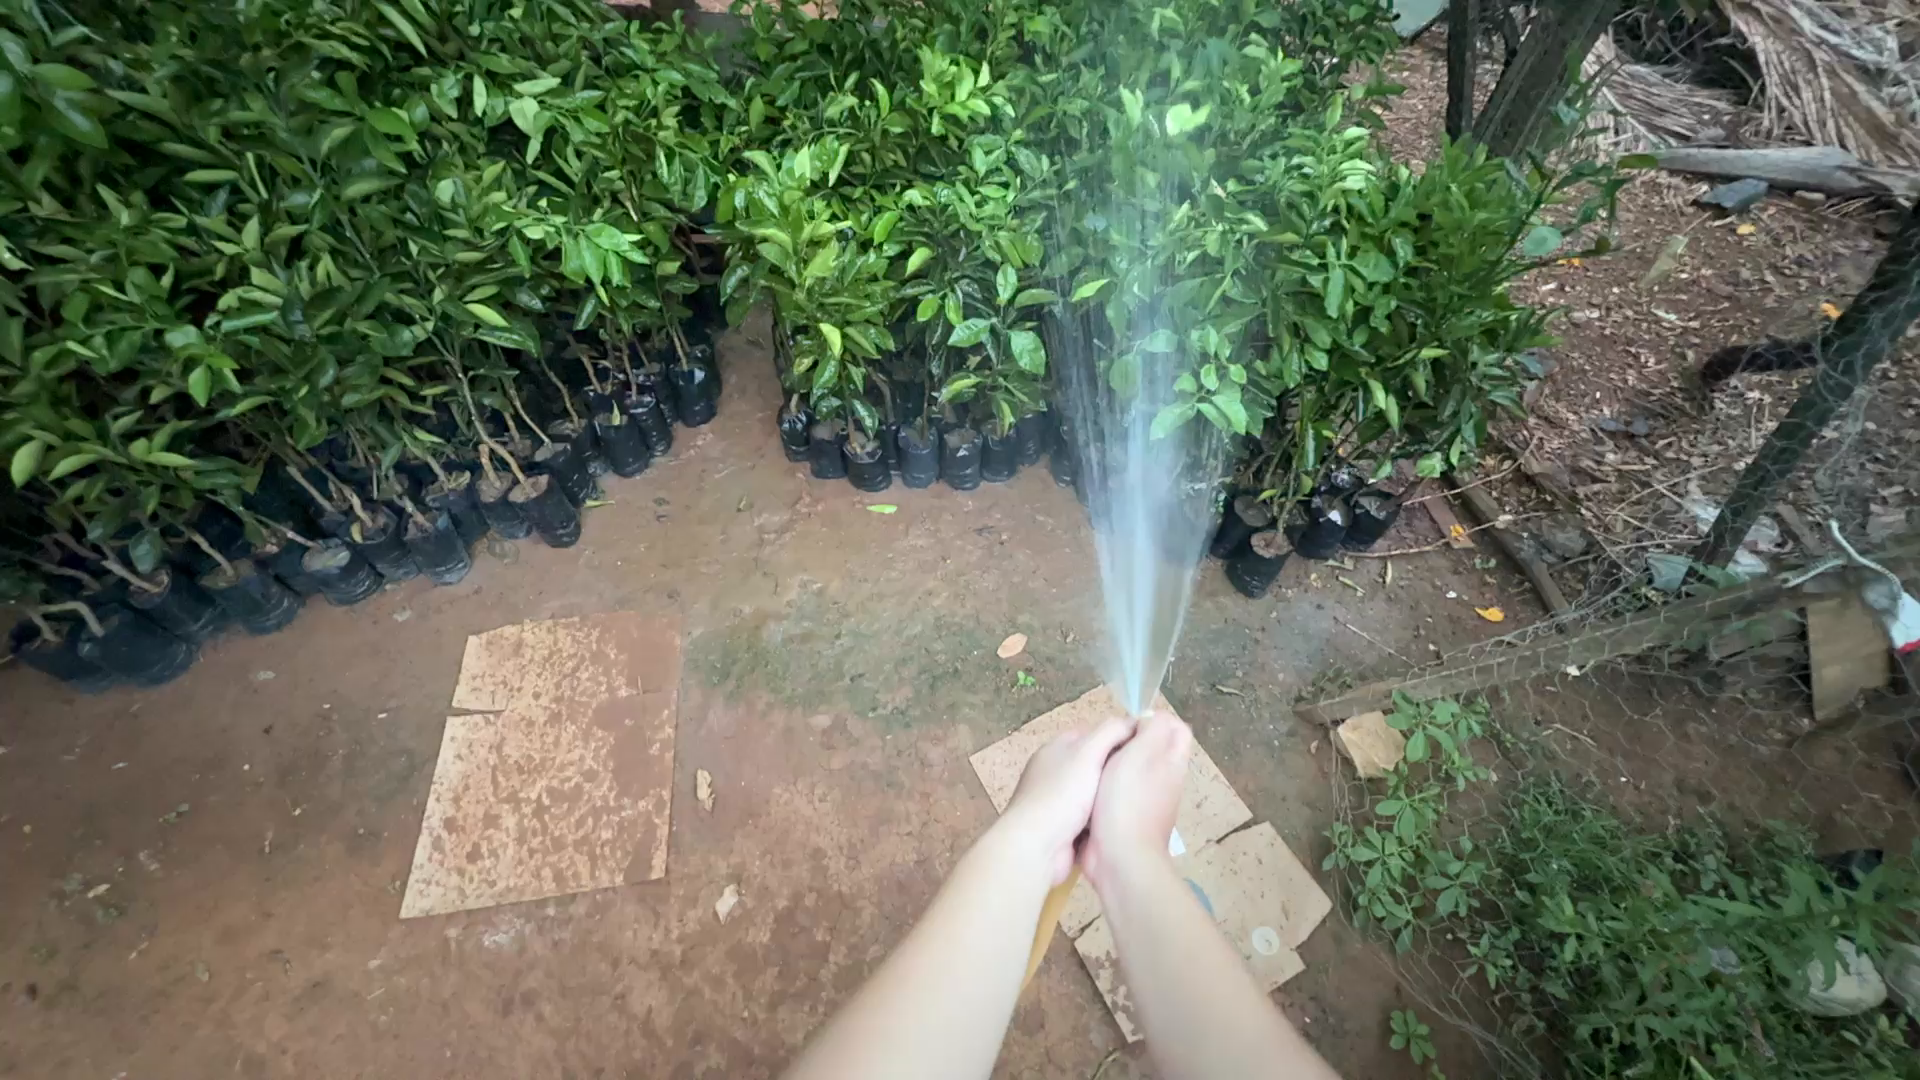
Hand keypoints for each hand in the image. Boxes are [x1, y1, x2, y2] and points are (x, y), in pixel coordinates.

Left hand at [998, 717, 1136, 883]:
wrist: (1036, 846)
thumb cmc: (1062, 794)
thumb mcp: (1088, 753)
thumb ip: (1111, 732)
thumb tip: (1134, 721)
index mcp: (1056, 748)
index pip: (1091, 734)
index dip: (1117, 737)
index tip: (1142, 748)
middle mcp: (1054, 771)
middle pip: (1093, 764)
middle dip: (1115, 770)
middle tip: (1143, 777)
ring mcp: (1056, 800)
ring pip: (1093, 792)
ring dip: (1109, 798)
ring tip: (1138, 801)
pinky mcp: (1061, 827)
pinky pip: (1089, 818)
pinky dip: (1101, 820)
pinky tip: (1121, 823)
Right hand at [1083, 709, 1191, 894]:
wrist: (1119, 858)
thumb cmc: (1128, 800)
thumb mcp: (1141, 753)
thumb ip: (1151, 729)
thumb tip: (1151, 718)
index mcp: (1171, 763)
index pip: (1177, 729)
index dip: (1156, 719)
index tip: (1129, 723)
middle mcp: (1163, 780)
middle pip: (1151, 748)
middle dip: (1129, 740)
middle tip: (1106, 742)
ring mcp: (1145, 800)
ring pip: (1130, 769)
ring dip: (1112, 763)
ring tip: (1092, 761)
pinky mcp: (1125, 816)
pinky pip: (1116, 790)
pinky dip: (1103, 784)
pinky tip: (1087, 785)